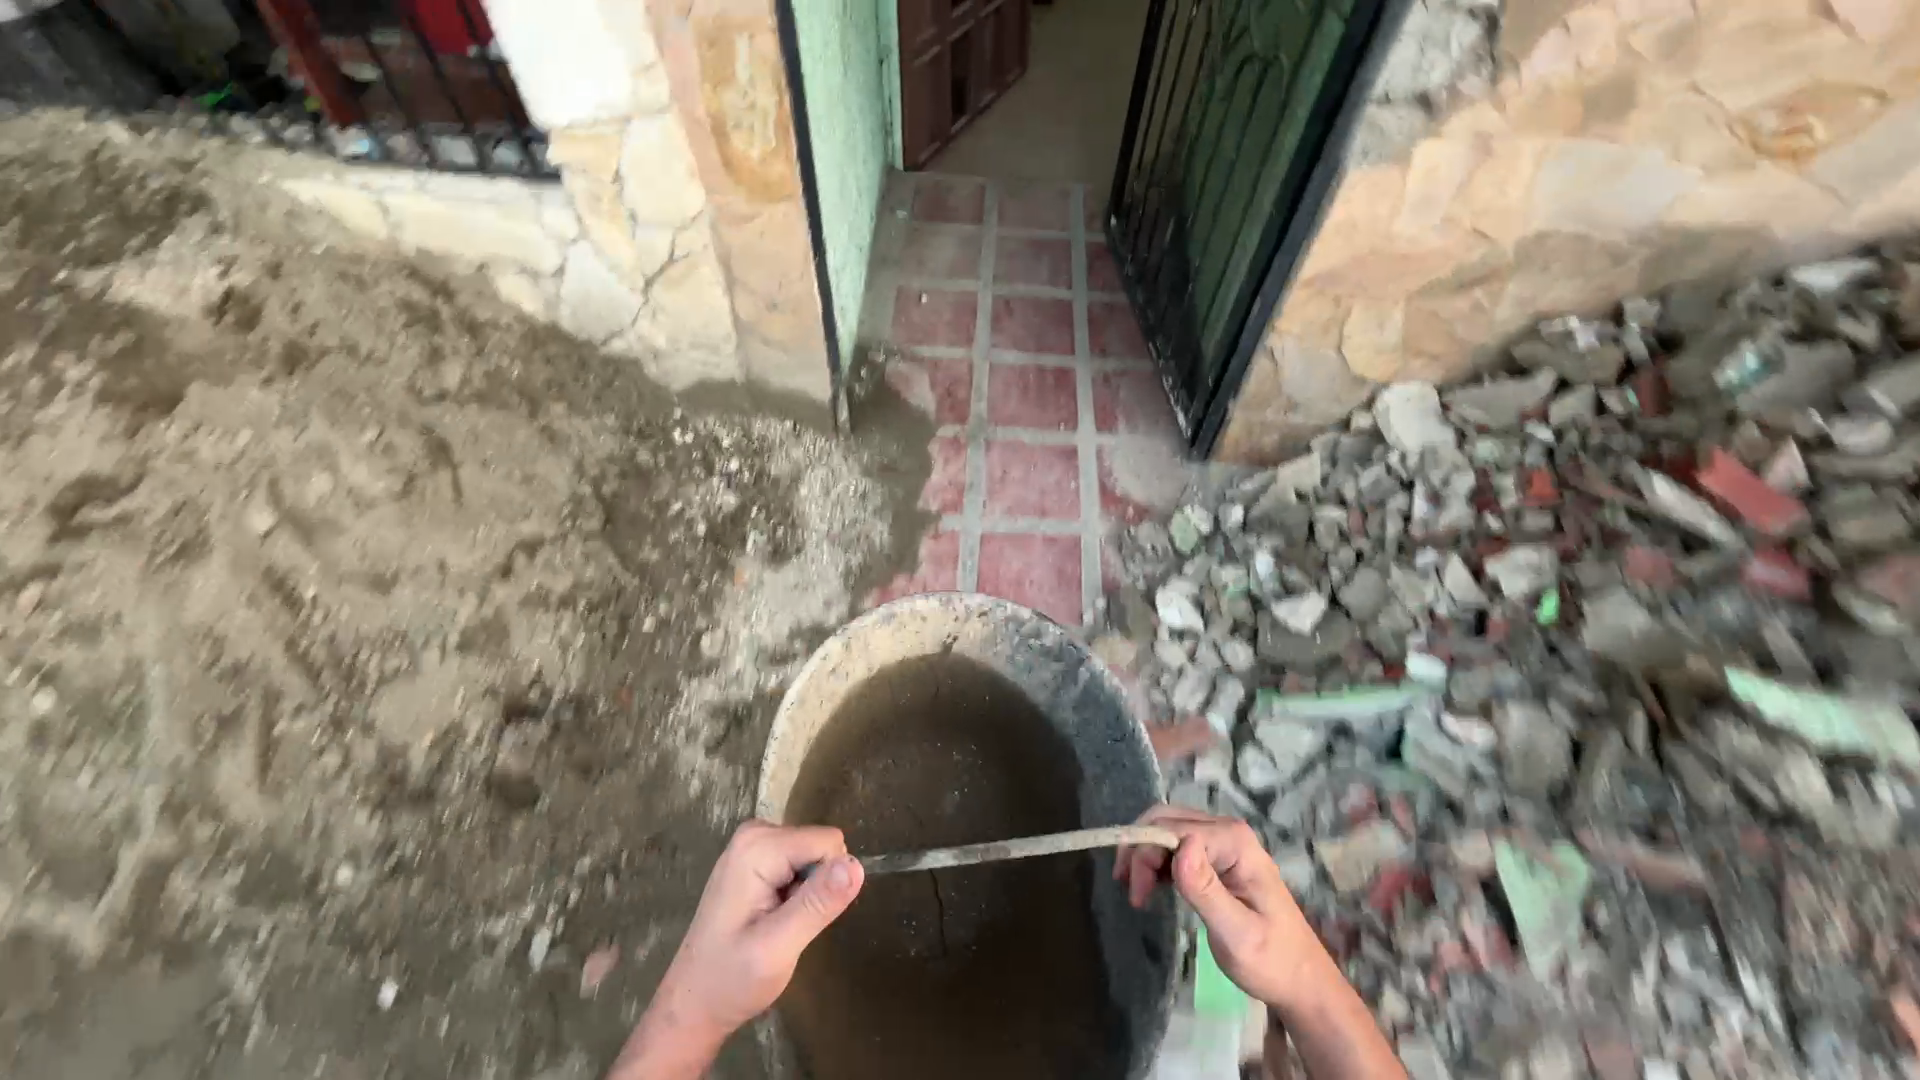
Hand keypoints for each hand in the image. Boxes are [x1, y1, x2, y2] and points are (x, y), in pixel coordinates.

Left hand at [614, 821, 863, 1077]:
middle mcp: (755, 833)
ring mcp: (753, 844)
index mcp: (758, 846)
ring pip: (814, 856)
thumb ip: (818, 903)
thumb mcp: (778, 948)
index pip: (829, 843)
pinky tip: (771, 918)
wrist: (694, 1004)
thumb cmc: (732, 980)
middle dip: (815, 887)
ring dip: (806, 893)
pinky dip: (795, 893)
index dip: (826, 885)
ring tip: (776, 924)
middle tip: (786, 925)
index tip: (799, 917)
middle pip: (821, 846)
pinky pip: (800, 864)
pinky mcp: (756, 857)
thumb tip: (857, 865)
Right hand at [1113, 805, 1329, 1011]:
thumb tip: (1179, 849)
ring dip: (1144, 853)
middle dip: (1140, 849)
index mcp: (1235, 842)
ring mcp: (1223, 842)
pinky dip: (1156, 860)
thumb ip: (1207, 890)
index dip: (1147, 854)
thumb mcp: (1237, 934)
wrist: (1300, 981)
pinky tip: (1150, 885)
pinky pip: (1176, 844)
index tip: (1136, 895)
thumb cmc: (1271, 961)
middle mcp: (1228, 831)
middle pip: (1167, 820)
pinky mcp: (1217, 857)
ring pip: (1168, 828)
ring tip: (1135, 890)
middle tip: (1128, 889)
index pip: (1174, 829)